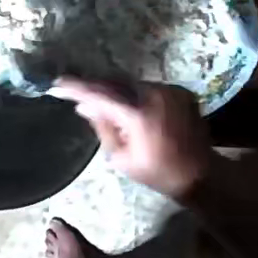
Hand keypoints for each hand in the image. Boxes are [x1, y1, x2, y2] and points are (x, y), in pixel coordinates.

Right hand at [50, 78, 212, 201]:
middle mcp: (155, 94)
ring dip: (116, 91)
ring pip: (132, 84)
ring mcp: (170, 90)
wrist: (200, 174)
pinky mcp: (180, 91)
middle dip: (95, 87)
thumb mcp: (121, 158)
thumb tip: (84, 106)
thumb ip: (102, 127)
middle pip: (116, 83)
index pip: (100, 94)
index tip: (58, 84)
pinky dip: (136, 94)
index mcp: (138, 114)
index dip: (77, 88)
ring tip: (103, 102)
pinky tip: (130, 107)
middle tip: (77, 93)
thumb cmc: (156, 172)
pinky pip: (149, 87)